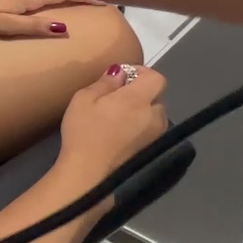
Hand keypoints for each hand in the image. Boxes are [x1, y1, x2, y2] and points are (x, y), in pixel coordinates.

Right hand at [57, 64, 167, 178]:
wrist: (92, 169)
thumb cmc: (84, 130)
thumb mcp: (84, 99)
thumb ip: (105, 83)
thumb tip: (119, 72)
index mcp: (138, 100)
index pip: (157, 78)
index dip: (142, 72)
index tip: (121, 75)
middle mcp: (155, 115)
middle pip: (156, 95)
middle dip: (139, 90)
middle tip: (112, 95)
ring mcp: (157, 133)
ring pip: (154, 111)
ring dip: (140, 107)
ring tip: (114, 113)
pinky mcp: (153, 146)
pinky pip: (151, 125)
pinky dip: (140, 121)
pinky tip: (118, 128)